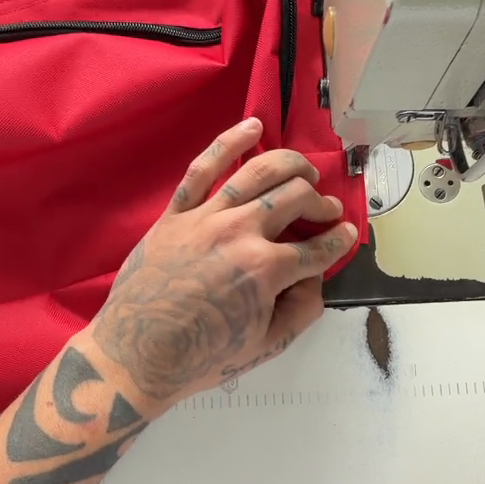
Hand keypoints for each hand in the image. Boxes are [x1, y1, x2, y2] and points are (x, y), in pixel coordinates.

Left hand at [78, 117, 357, 414]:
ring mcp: (206, 217)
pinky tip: (253, 127)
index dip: (340, 241)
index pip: (318, 248)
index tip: (347, 235)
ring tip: (304, 171)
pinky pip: (204, 168)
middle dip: (321, 204)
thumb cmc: (201, 356)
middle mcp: (241, 233)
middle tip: (326, 212)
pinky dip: (230, 141)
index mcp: (266, 270)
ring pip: (259, 172)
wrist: (137, 353)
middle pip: (296, 198)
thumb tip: (315, 282)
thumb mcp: (265, 346)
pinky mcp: (176, 213)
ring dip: (291, 166)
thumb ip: (301, 312)